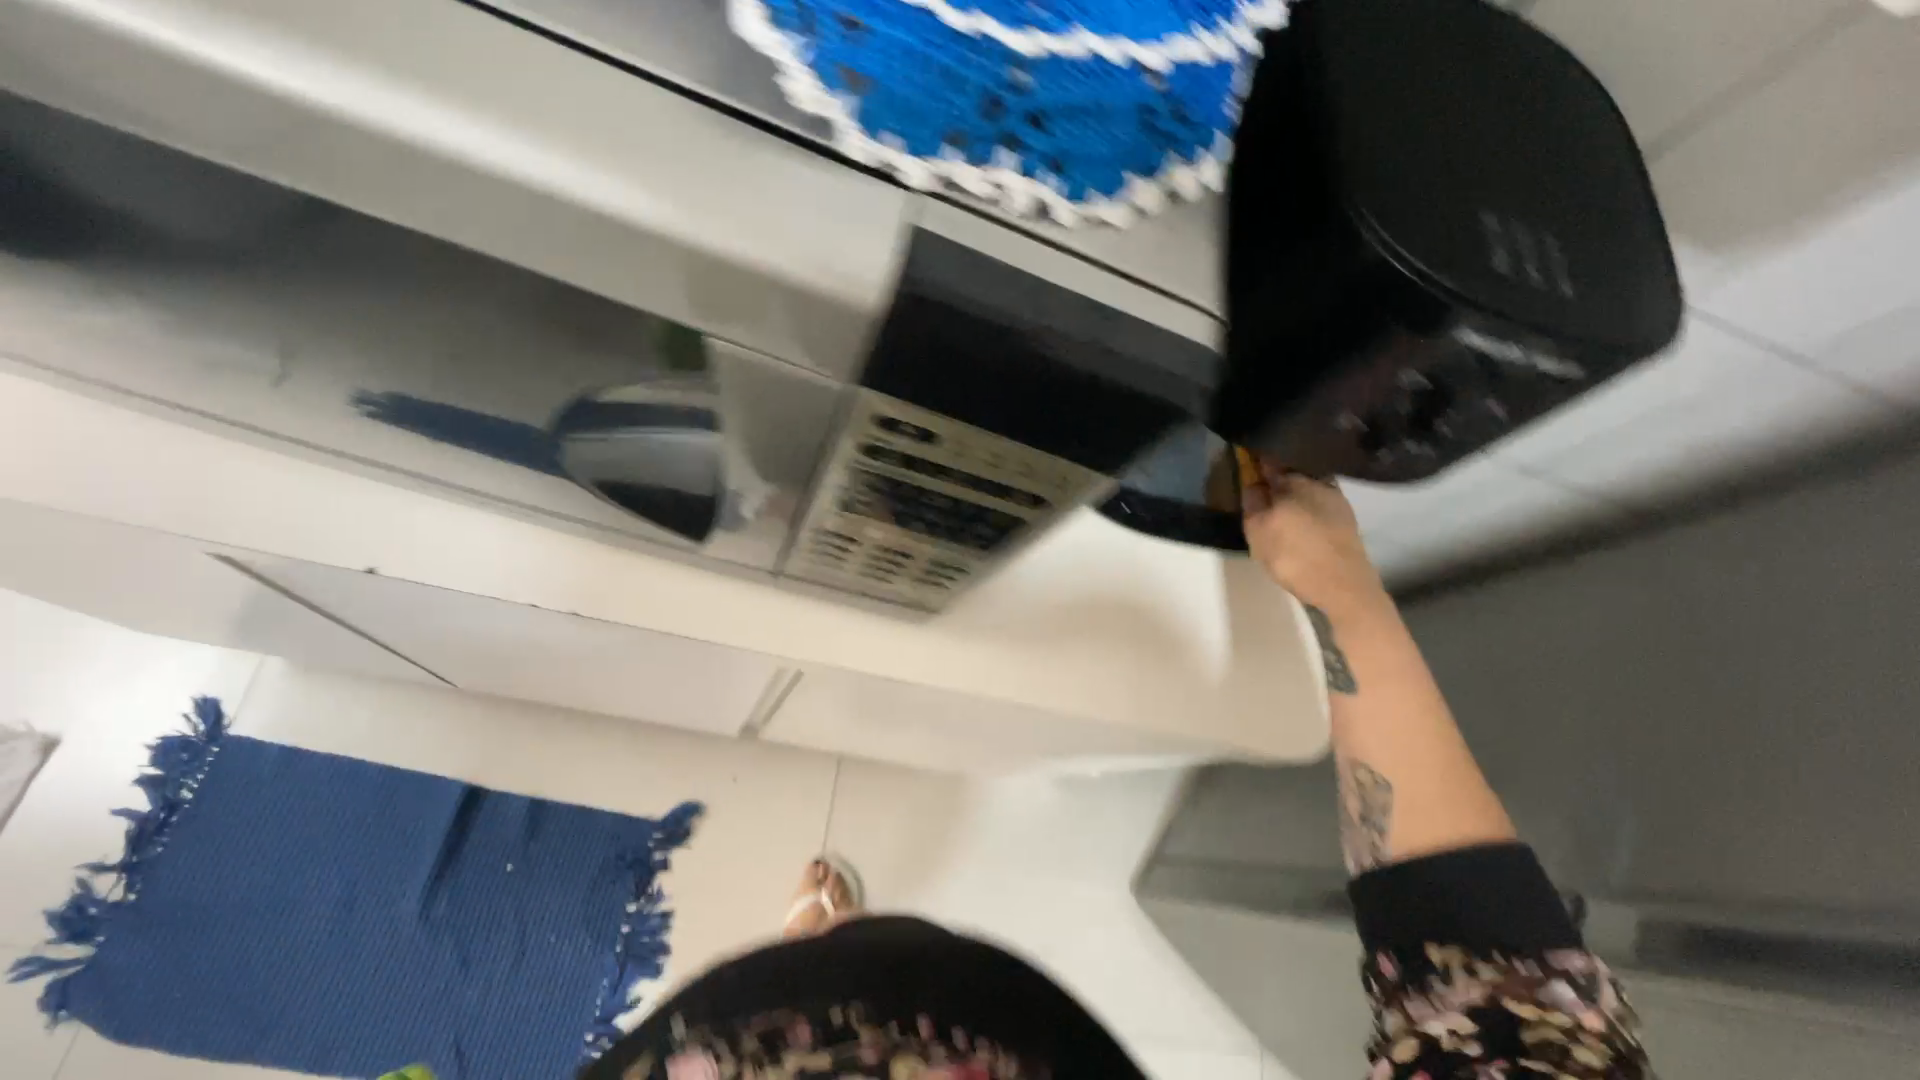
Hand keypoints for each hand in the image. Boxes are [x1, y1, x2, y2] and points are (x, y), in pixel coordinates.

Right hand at [1240, 456, 1390, 619]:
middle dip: (1277, 474)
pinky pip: (1320, 499)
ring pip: (1307, 484)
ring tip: (1281, 504)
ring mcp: (1335, 497)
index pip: (1269, 460)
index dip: (1257, 460)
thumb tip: (1252, 483)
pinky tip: (1302, 516)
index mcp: (1291, 481)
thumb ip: (1253, 504)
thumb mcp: (1259, 534)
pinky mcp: (1346, 515)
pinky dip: (1308, 502)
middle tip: (1263, 487)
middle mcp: (1316, 481)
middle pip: (1291, 470)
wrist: (1344, 585)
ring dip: (1294, 489)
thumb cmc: (1294, 558)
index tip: (1247, 462)